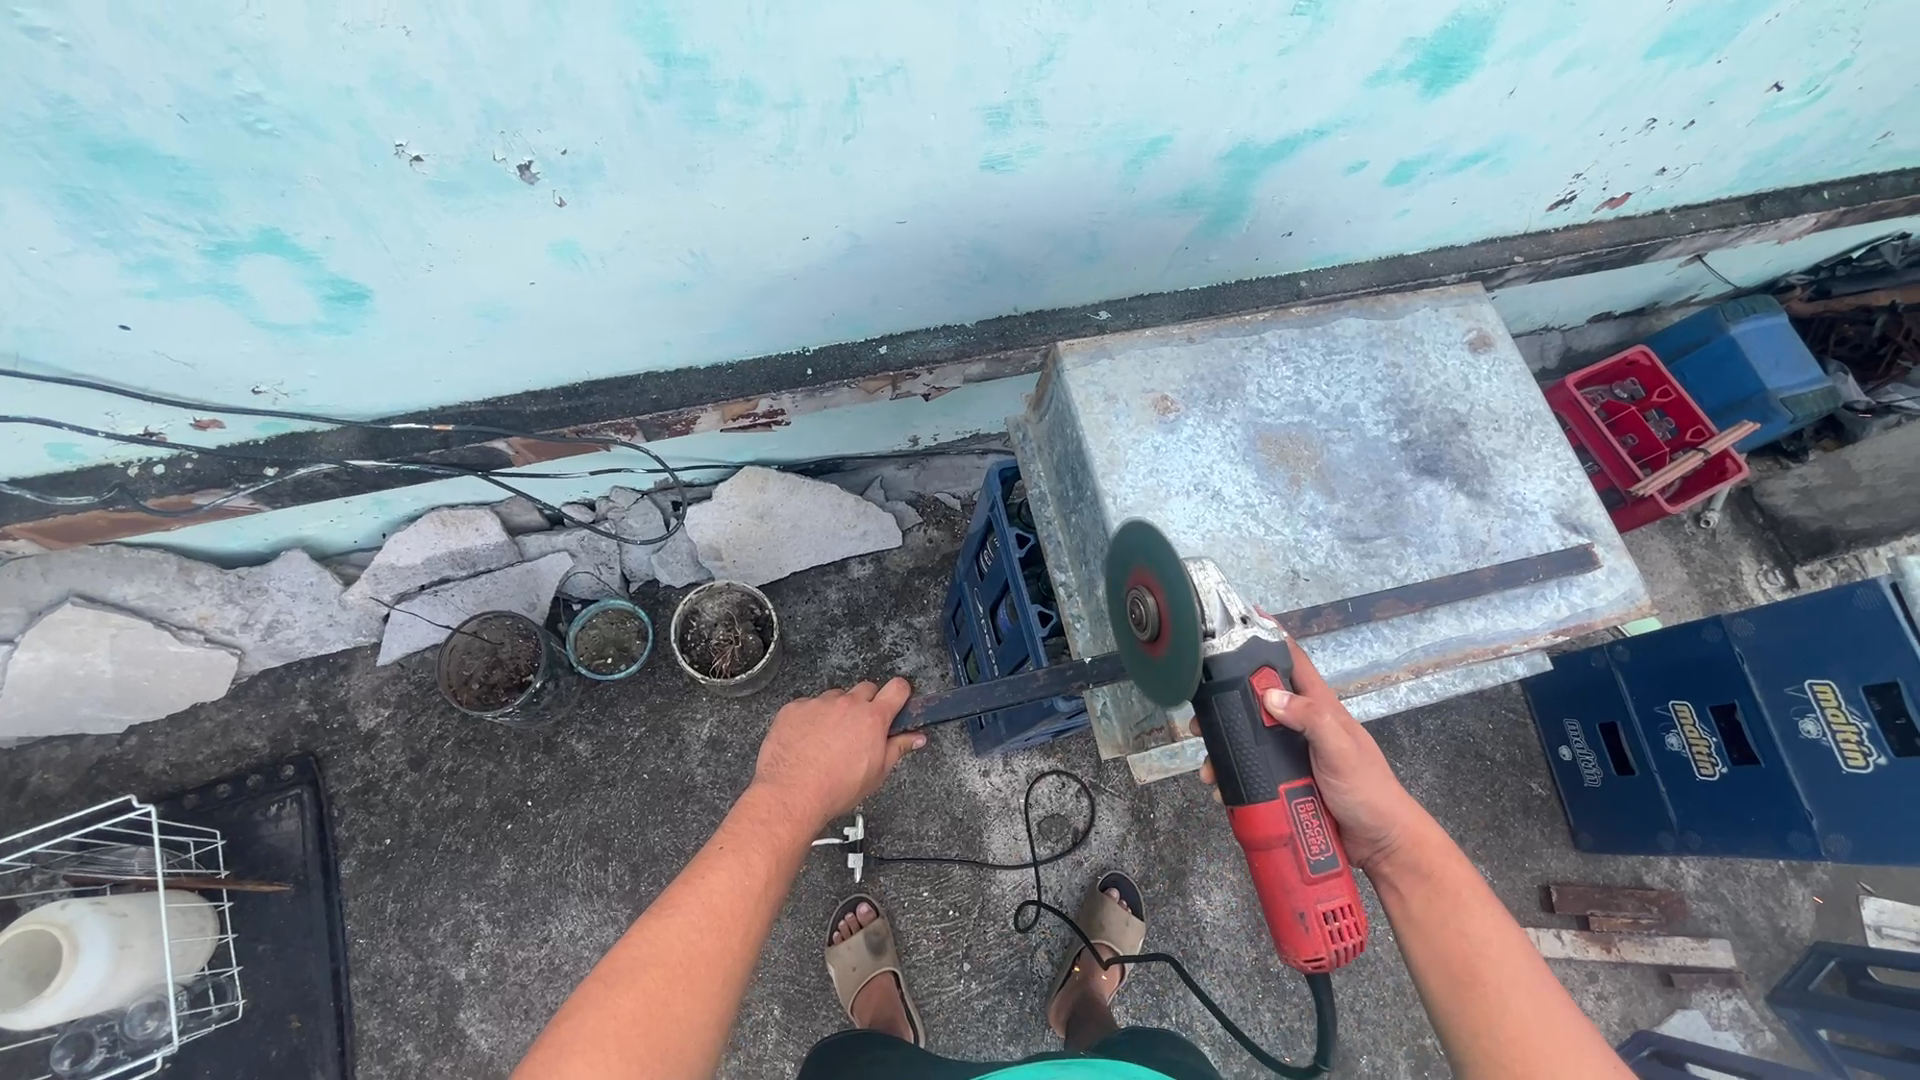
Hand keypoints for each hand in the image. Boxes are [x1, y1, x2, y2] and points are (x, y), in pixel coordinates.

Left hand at [752, 678, 923, 830]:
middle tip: (861, 728)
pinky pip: (808, 704)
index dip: (901, 692)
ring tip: (830, 739)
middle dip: (867, 704)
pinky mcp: (795, 708)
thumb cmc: (834, 788)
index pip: (897, 688)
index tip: (898, 700)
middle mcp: (847, 704)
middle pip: (866, 688)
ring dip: (837, 710)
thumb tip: (915, 738)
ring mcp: (819, 703)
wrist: (792, 793)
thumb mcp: (877, 773)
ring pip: (836, 696)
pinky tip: (809, 740)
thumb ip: (899, 748)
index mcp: (872, 718)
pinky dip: (811, 717)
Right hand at [1195, 640, 1426, 871]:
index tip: (1245, 616)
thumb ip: (1310, 719)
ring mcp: (1293, 753)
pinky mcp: (1285, 779)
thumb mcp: (1340, 750)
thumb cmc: (1367, 791)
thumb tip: (1269, 694)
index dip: (1270, 636)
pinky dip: (1233, 774)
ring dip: (1225, 748)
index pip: (1293, 661)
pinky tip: (1220, 787)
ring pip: (1249, 738)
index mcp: (1320, 707)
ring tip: (1208, 766)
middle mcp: (1302, 724)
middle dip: (1226, 704)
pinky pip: (1251, 769)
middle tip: (1198, 717)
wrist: (1381, 845)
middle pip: (1257, 701)